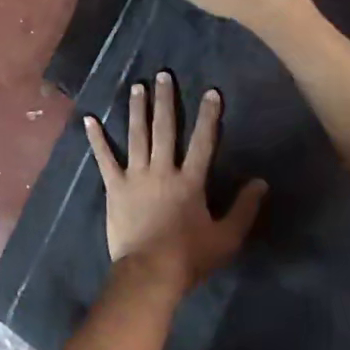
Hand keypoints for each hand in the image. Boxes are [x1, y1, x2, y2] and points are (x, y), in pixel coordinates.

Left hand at [83, 71, 267, 295]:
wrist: (149, 274)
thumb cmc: (190, 257)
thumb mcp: (226, 237)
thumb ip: (244, 208)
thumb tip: (261, 182)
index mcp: (190, 180)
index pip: (203, 141)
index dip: (209, 116)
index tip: (211, 92)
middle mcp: (162, 170)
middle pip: (165, 129)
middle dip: (165, 100)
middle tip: (162, 75)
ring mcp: (136, 176)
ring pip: (136, 135)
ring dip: (136, 109)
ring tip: (136, 87)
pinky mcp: (114, 187)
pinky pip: (104, 159)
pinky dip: (96, 139)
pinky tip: (89, 119)